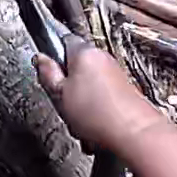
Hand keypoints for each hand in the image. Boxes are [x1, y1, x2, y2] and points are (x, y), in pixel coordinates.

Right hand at [35, 37, 167, 153]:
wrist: (136, 135)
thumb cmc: (98, 114)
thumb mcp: (58, 94)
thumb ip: (46, 73)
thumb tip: (40, 59)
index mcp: (84, 52)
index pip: (62, 40)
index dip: (52, 56)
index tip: (48, 73)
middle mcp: (102, 58)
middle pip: (75, 65)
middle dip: (67, 85)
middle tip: (62, 100)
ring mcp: (115, 74)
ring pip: (87, 84)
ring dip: (80, 101)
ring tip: (79, 119)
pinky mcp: (125, 92)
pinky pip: (101, 98)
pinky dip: (95, 110)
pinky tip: (93, 126)